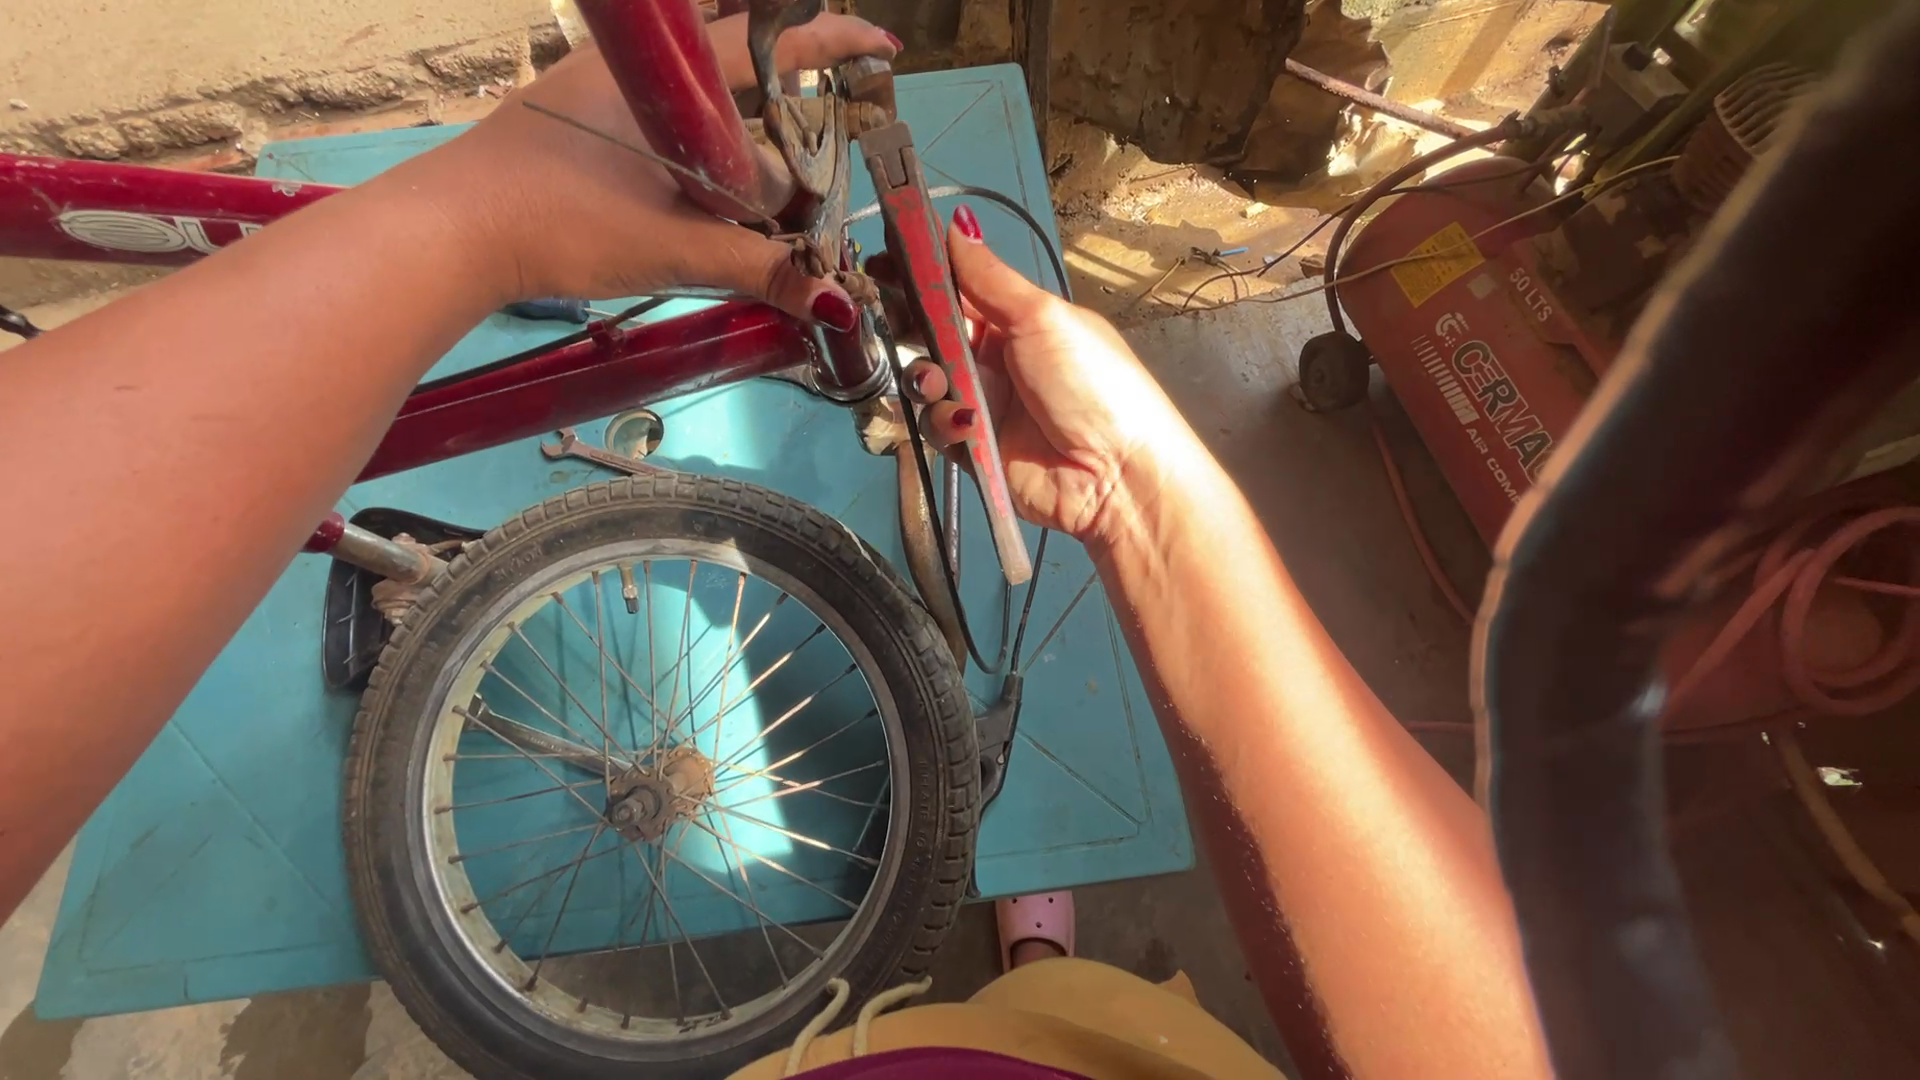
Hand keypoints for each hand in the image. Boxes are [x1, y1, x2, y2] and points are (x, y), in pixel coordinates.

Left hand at [379, 14, 896, 323]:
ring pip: (705, 106)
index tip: (881, 45)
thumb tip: (839, 302)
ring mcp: (610, 97)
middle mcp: (642, 74)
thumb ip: (763, 269)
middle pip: (737, 66)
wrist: (456, 233)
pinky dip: (709, 160)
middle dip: (787, 97)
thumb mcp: (678, 248)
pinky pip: (674, 129)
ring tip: (769, 192)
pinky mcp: (589, 128)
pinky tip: (716, 199)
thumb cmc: (566, 222)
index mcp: (667, 80)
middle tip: (820, 140)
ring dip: (745, 143)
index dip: (829, 39)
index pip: (765, 45)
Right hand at [902, 206, 1200, 546]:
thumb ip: (988, 277)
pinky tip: (964, 425)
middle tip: (888, 314)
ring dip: (926, 377)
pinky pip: (937, 427)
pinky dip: (945, 422)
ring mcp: (983, 404)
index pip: (959, 289)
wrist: (1114, 475)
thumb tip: (955, 221)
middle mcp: (997, 358)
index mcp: (1020, 319)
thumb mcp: (1041, 317)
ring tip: (938, 382)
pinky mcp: (972, 448)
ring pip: (928, 380)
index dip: (923, 274)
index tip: (883, 258)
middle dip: (910, 323)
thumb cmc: (1089, 382)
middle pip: (934, 333)